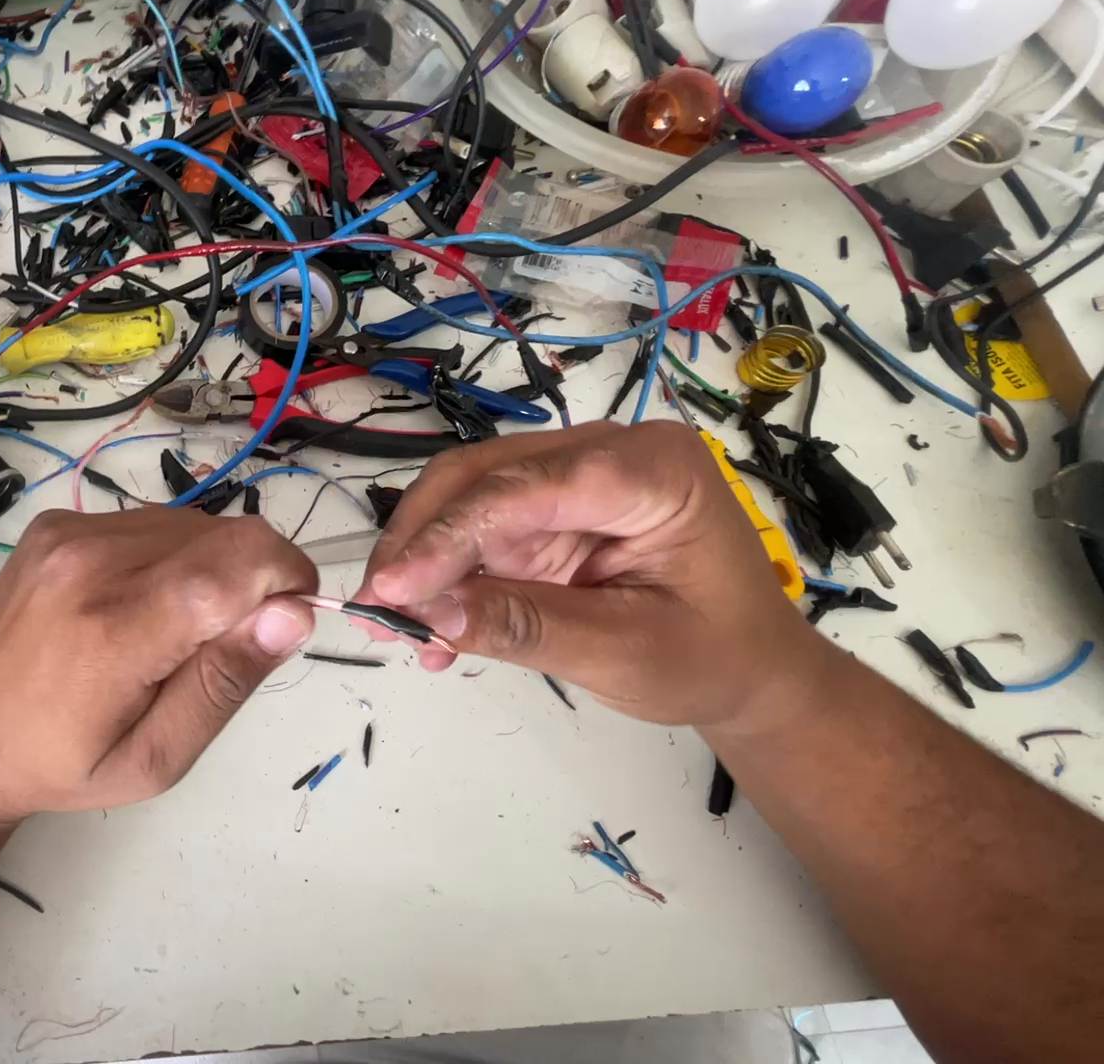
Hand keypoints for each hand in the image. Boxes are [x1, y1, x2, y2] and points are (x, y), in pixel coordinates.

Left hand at [0, 509, 317, 824]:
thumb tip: (293, 613)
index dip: (287, 580)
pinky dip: (167, 556)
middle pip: (225, 535)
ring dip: (209, 568)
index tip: (283, 624)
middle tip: (219, 644)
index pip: (241, 561)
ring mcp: (67, 532)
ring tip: (168, 630)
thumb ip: (225, 682)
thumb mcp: (157, 759)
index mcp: (117, 627)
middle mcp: (91, 559)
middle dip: (253, 580)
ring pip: (191, 523)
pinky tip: (133, 603)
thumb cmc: (63, 765)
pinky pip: (147, 521)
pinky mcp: (54, 523)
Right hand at [354, 421, 830, 727]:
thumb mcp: (625, 654)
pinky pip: (466, 530)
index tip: (392, 590)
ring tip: (394, 623)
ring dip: (417, 560)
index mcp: (650, 470)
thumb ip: (527, 627)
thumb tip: (429, 613)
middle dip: (418, 543)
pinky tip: (429, 625)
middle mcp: (599, 454)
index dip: (449, 535)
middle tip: (378, 606)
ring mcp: (563, 479)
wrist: (744, 668)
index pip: (525, 487)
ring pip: (457, 499)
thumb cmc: (713, 659)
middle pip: (477, 478)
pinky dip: (436, 575)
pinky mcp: (536, 511)